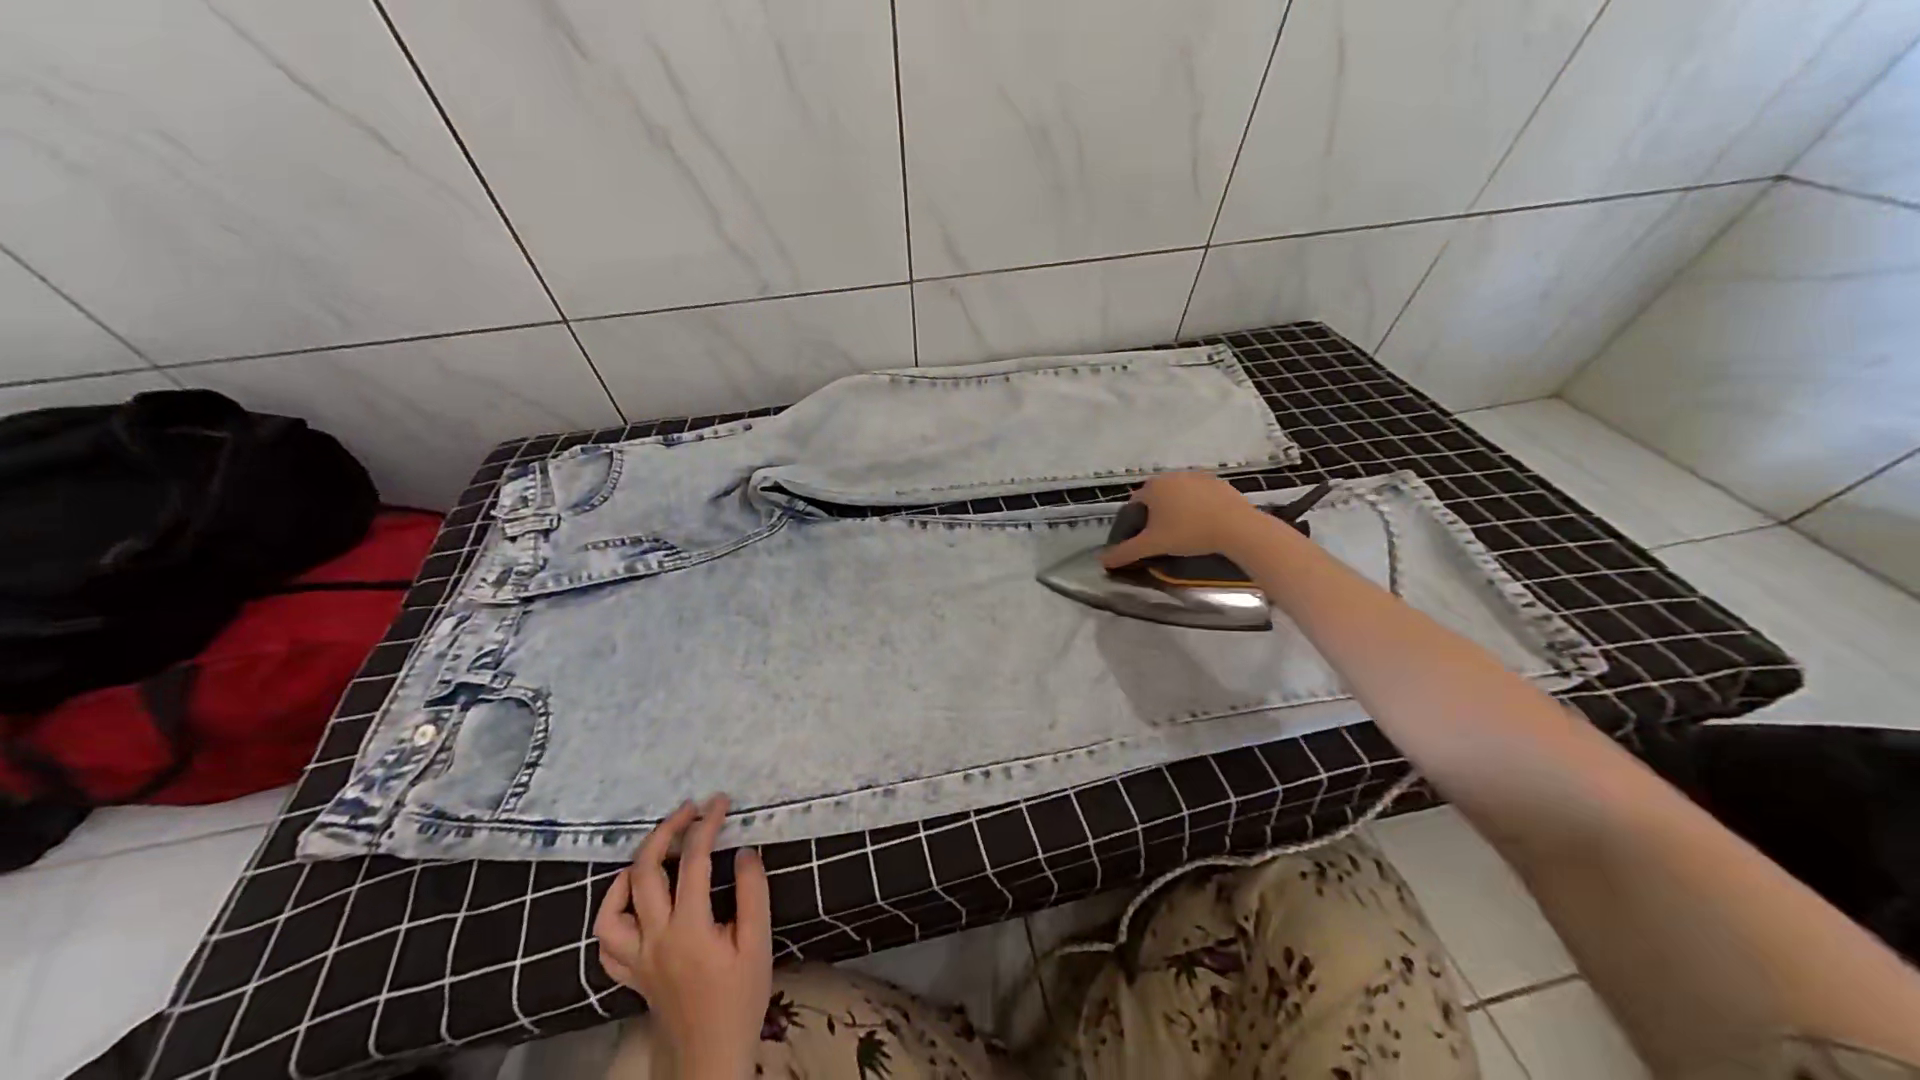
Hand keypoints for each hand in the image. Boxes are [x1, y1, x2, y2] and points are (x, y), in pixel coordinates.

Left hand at [594, 795, 770, 1079]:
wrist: (712, 1054)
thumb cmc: (740, 998)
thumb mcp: (758, 943)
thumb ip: (752, 893)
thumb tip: (743, 851)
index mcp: (688, 928)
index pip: (693, 861)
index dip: (706, 825)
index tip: (720, 802)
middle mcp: (654, 938)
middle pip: (645, 872)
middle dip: (665, 832)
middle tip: (689, 811)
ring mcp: (635, 959)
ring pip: (612, 907)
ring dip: (631, 871)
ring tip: (656, 853)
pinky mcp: (630, 975)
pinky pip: (606, 942)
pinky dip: (614, 912)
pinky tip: (633, 900)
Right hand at [1100, 471, 1281, 567]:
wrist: (1237, 527)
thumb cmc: (1189, 533)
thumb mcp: (1154, 545)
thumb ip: (1125, 552)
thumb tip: (1102, 561)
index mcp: (1152, 487)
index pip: (1134, 504)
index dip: (1134, 523)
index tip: (1142, 540)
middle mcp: (1171, 475)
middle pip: (1156, 498)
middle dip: (1155, 516)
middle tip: (1162, 538)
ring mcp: (1196, 476)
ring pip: (1178, 495)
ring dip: (1176, 510)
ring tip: (1184, 532)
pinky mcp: (1218, 482)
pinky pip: (1198, 495)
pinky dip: (1196, 507)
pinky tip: (1203, 524)